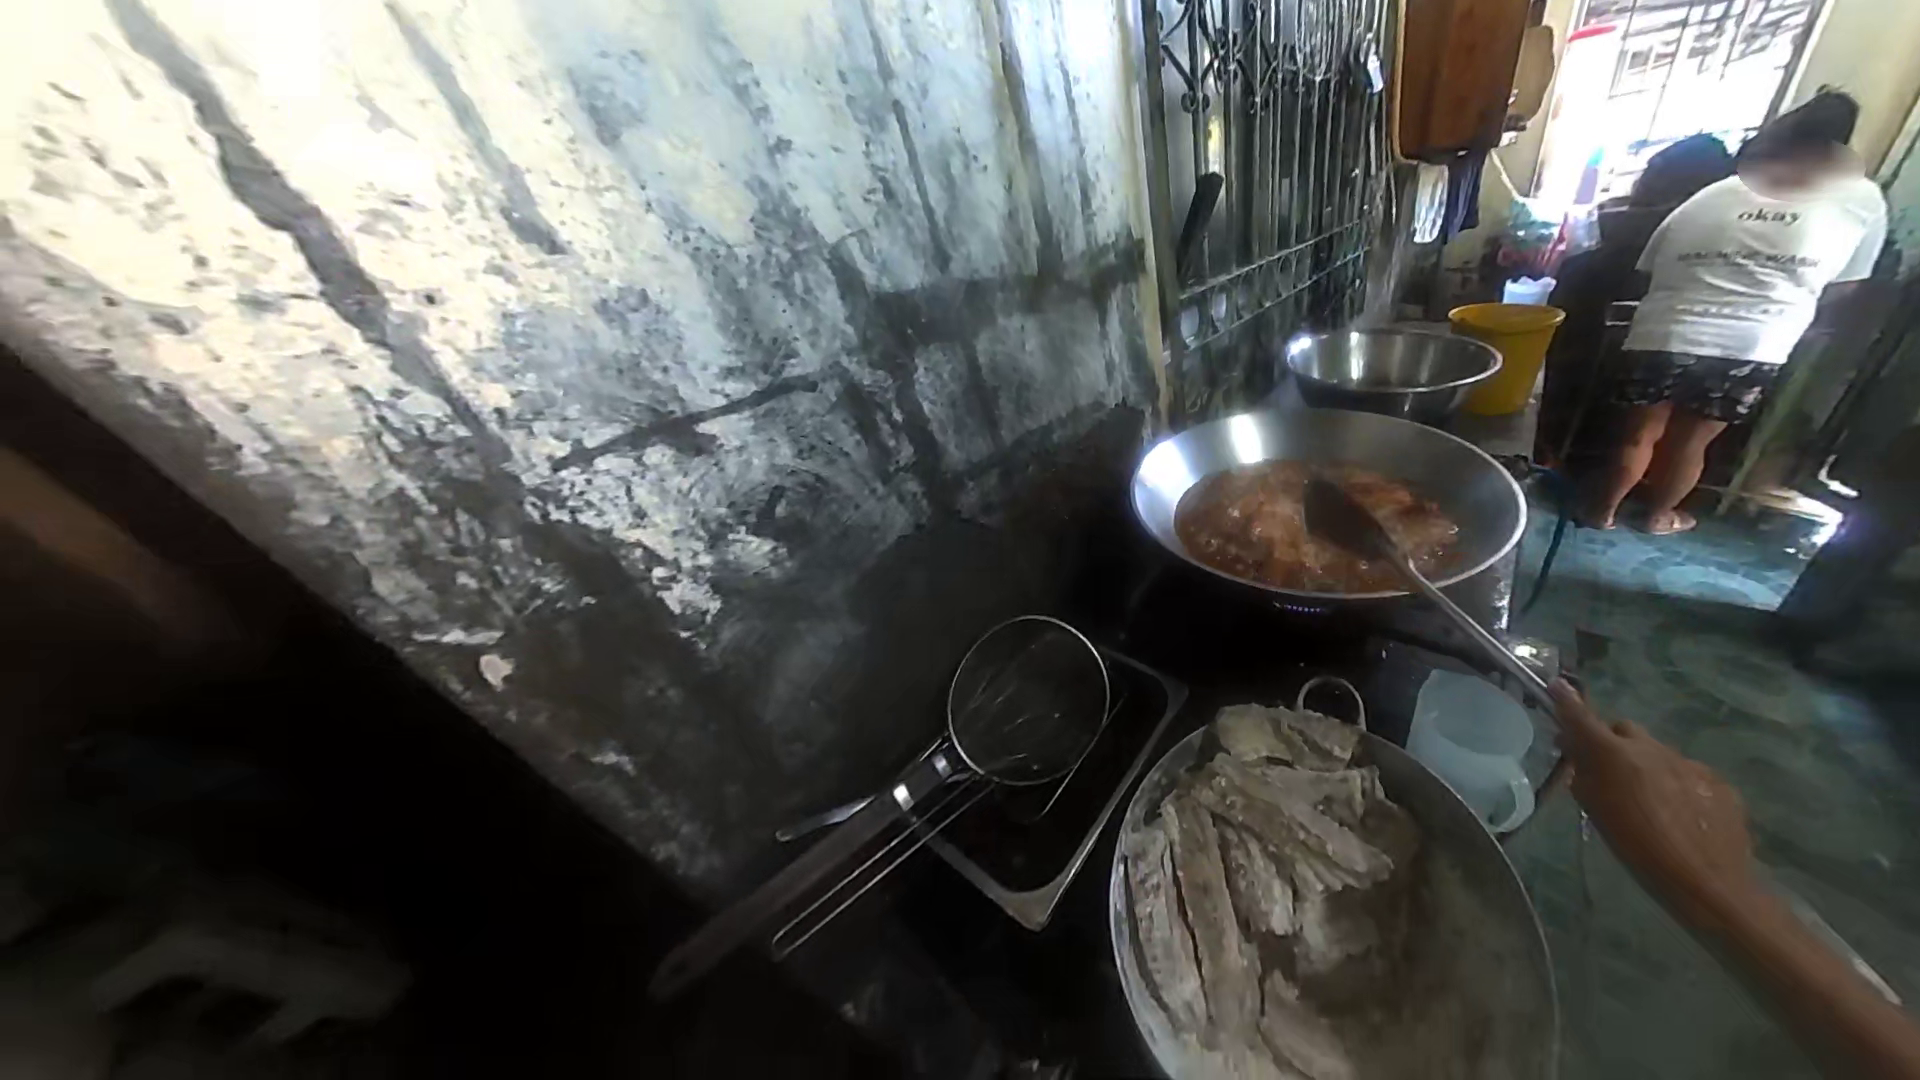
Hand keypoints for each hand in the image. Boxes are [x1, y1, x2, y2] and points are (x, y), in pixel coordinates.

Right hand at [1550, 680, 1758, 920]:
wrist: (1707, 882)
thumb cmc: (1633, 843)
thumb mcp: (1592, 805)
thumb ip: (1584, 770)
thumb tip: (1579, 749)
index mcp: (1613, 753)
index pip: (1581, 717)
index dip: (1566, 700)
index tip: (1556, 684)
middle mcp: (1651, 749)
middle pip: (1624, 730)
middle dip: (1613, 741)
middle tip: (1608, 767)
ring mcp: (1690, 765)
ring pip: (1657, 751)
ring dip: (1647, 763)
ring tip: (1649, 797)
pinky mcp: (1720, 784)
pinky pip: (1687, 772)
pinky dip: (1676, 782)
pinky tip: (1680, 811)